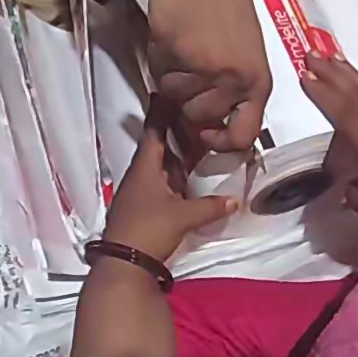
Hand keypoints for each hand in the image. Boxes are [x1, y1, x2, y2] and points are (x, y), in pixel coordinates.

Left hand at [100, 115, 236, 261]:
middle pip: (158, 149)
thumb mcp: (183, 216)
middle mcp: (140, 177)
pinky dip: (175, 178)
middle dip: (174, 134)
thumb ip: (209, 206)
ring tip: (196, 145)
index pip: (154, 131)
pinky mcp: (143, 210)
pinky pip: (162, 185)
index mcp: (145, 168)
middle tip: (193, 118)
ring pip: (161, 168)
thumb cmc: (149, 229)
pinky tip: (187, 180)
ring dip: (176, 157)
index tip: (164, 92)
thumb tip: (233, 200)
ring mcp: (140, 194)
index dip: (160, 112)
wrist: (124, 264)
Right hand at [146, 0, 272, 149]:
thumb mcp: (245, 54)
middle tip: (191, 69)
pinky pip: (159, 74)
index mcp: (258, 82)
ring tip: (184, 48)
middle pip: (198, 119)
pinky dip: (159, 60)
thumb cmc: (226, 6)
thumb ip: (233, 92)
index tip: (206, 137)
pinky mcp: (175, 51)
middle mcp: (235, 79)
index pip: (242, 136)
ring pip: (175, 99)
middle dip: (188, 100)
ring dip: (172, 79)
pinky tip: (172, 37)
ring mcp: (204, 67)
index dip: (220, 144)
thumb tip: (208, 129)